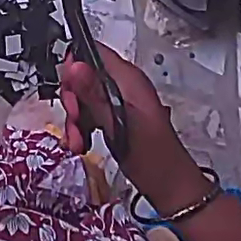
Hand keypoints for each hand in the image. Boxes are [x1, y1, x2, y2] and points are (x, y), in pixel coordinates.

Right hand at [60, 46, 215, 213]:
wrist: (171, 189)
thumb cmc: (154, 159)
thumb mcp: (117, 125)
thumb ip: (94, 94)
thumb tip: (75, 65)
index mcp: (128, 80)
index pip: (93, 52)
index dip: (73, 66)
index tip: (69, 91)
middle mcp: (123, 86)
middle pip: (83, 76)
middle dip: (72, 98)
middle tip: (75, 120)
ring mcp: (119, 101)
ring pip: (83, 96)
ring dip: (75, 117)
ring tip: (77, 139)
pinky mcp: (115, 115)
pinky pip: (90, 111)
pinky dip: (82, 125)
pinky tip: (81, 141)